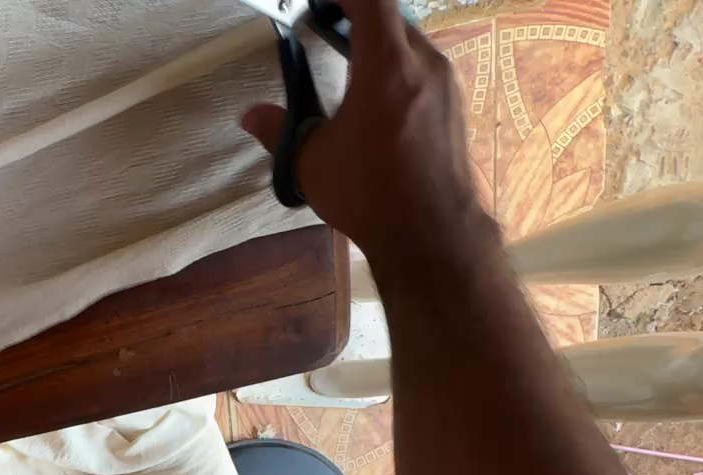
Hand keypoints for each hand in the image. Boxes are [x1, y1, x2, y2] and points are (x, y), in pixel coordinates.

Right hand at [238, 0, 497, 260]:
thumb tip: (251, 115)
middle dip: (360, 14)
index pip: (374, 2)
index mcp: (386, 69)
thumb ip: (280, 131)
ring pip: (409, 43)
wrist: (426, 224)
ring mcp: (445, 80)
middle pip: (394, 18)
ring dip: (378, 44)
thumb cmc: (364, 191)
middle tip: (325, 24)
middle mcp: (424, 63)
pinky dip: (393, 68)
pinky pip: (420, 68)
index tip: (320, 1)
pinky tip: (371, 98)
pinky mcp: (451, 102)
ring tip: (346, 62)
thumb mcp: (309, 162)